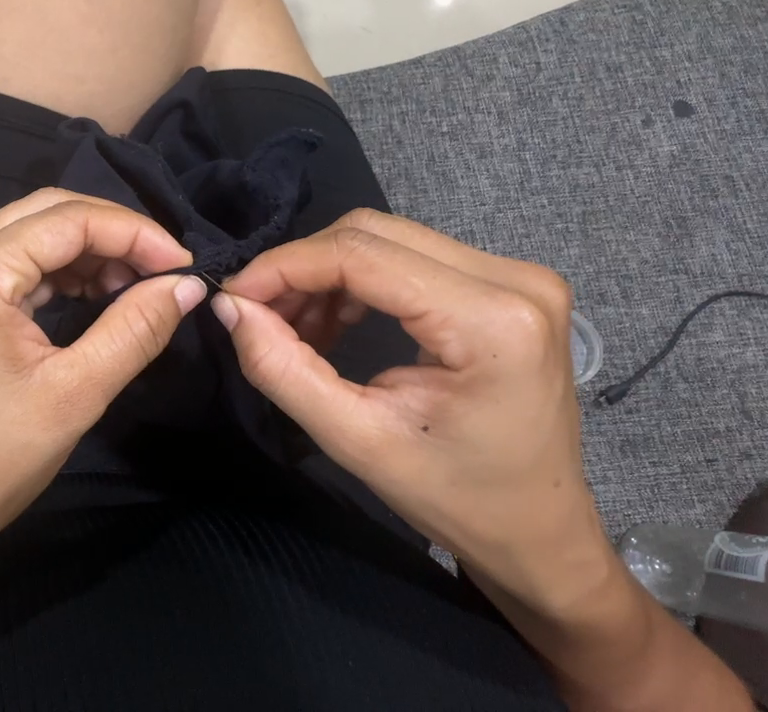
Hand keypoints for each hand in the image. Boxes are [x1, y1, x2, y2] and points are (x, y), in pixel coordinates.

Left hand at [0, 188, 207, 575]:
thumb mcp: (74, 394)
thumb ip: (134, 329)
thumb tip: (187, 285)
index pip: (68, 220)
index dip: (135, 233)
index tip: (186, 265)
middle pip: (47, 214)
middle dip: (113, 235)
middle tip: (166, 271)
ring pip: (30, 235)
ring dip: (87, 253)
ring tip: (137, 288)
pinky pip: (13, 264)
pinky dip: (59, 273)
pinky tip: (96, 295)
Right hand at [217, 209, 615, 614]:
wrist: (538, 533)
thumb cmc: (455, 498)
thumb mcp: (356, 441)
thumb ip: (283, 369)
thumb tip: (228, 306)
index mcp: (492, 321)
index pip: (360, 254)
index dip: (284, 266)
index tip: (234, 298)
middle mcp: (514, 279)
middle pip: (371, 234)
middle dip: (301, 268)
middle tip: (259, 315)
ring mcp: (516, 275)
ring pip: (385, 239)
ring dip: (325, 275)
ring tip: (296, 328)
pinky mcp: (505, 282)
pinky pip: (407, 255)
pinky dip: (355, 281)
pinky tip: (334, 322)